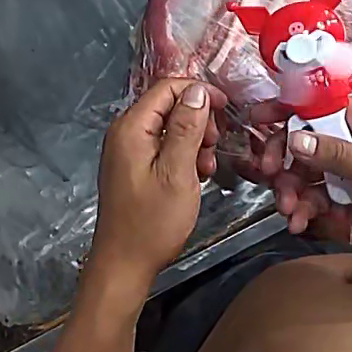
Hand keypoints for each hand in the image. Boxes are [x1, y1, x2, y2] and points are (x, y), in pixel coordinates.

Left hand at [90, 78, 228, 278]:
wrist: (126, 263)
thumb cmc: (152, 222)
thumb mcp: (177, 172)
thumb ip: (187, 128)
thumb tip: (197, 91)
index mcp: (132, 129)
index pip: (167, 88)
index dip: (199, 92)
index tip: (226, 108)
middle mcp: (126, 133)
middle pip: (170, 105)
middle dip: (199, 120)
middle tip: (215, 146)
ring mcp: (129, 150)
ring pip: (171, 127)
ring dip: (196, 140)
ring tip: (206, 167)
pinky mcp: (136, 166)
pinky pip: (165, 146)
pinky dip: (185, 155)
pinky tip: (196, 175)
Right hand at [248, 97, 351, 254]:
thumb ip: (334, 153)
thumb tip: (295, 138)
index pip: (314, 105)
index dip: (284, 111)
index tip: (257, 122)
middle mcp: (349, 141)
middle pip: (300, 143)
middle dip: (283, 161)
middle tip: (274, 177)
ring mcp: (345, 171)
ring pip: (302, 175)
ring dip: (290, 191)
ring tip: (292, 210)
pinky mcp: (344, 199)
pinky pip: (313, 201)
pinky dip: (304, 211)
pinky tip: (302, 223)